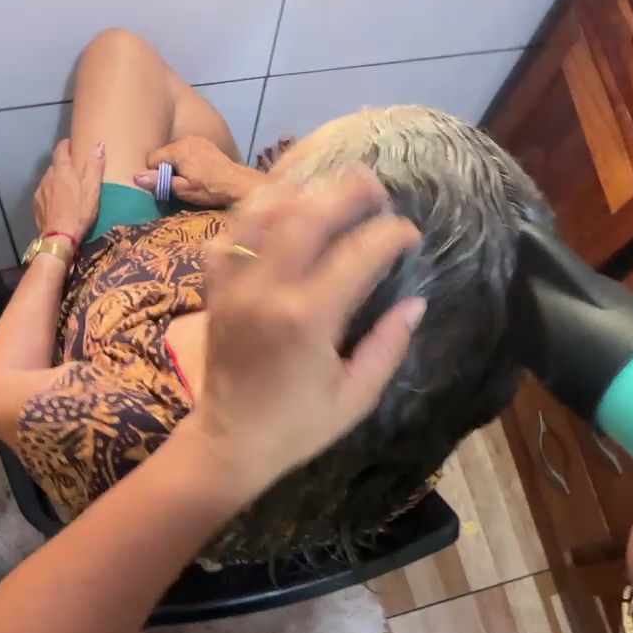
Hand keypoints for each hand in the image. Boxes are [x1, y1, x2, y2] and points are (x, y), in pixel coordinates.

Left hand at [33, 139, 104, 243]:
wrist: (59, 238)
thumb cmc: (79, 213)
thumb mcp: (92, 190)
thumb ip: (94, 167)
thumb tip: (99, 144)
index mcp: (63, 170)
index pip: (61, 148)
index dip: (67, 145)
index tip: (73, 146)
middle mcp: (48, 176)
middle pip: (55, 165)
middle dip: (63, 166)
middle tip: (74, 174)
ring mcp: (40, 190)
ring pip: (49, 180)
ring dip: (56, 181)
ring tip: (66, 192)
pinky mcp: (36, 204)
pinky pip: (44, 194)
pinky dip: (50, 195)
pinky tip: (56, 205)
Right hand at [132, 137, 264, 207]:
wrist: (239, 184)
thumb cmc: (210, 189)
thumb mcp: (183, 190)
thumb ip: (160, 182)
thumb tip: (137, 177)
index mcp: (178, 149)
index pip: (153, 158)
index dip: (155, 174)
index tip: (164, 186)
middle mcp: (186, 140)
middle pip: (164, 154)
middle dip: (166, 169)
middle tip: (177, 186)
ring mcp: (197, 140)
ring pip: (176, 153)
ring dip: (177, 166)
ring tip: (189, 181)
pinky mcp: (206, 144)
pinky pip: (188, 151)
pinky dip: (187, 162)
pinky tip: (198, 174)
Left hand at [180, 167, 423, 491]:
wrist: (230, 442)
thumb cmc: (297, 427)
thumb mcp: (355, 397)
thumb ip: (387, 347)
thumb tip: (416, 303)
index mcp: (308, 320)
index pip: (359, 252)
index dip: (391, 235)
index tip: (409, 236)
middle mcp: (268, 291)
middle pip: (309, 212)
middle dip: (349, 190)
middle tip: (375, 189)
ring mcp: (235, 286)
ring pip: (263, 211)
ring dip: (301, 189)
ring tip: (330, 189)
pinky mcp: (216, 290)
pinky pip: (229, 235)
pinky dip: (254, 215)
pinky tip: (279, 212)